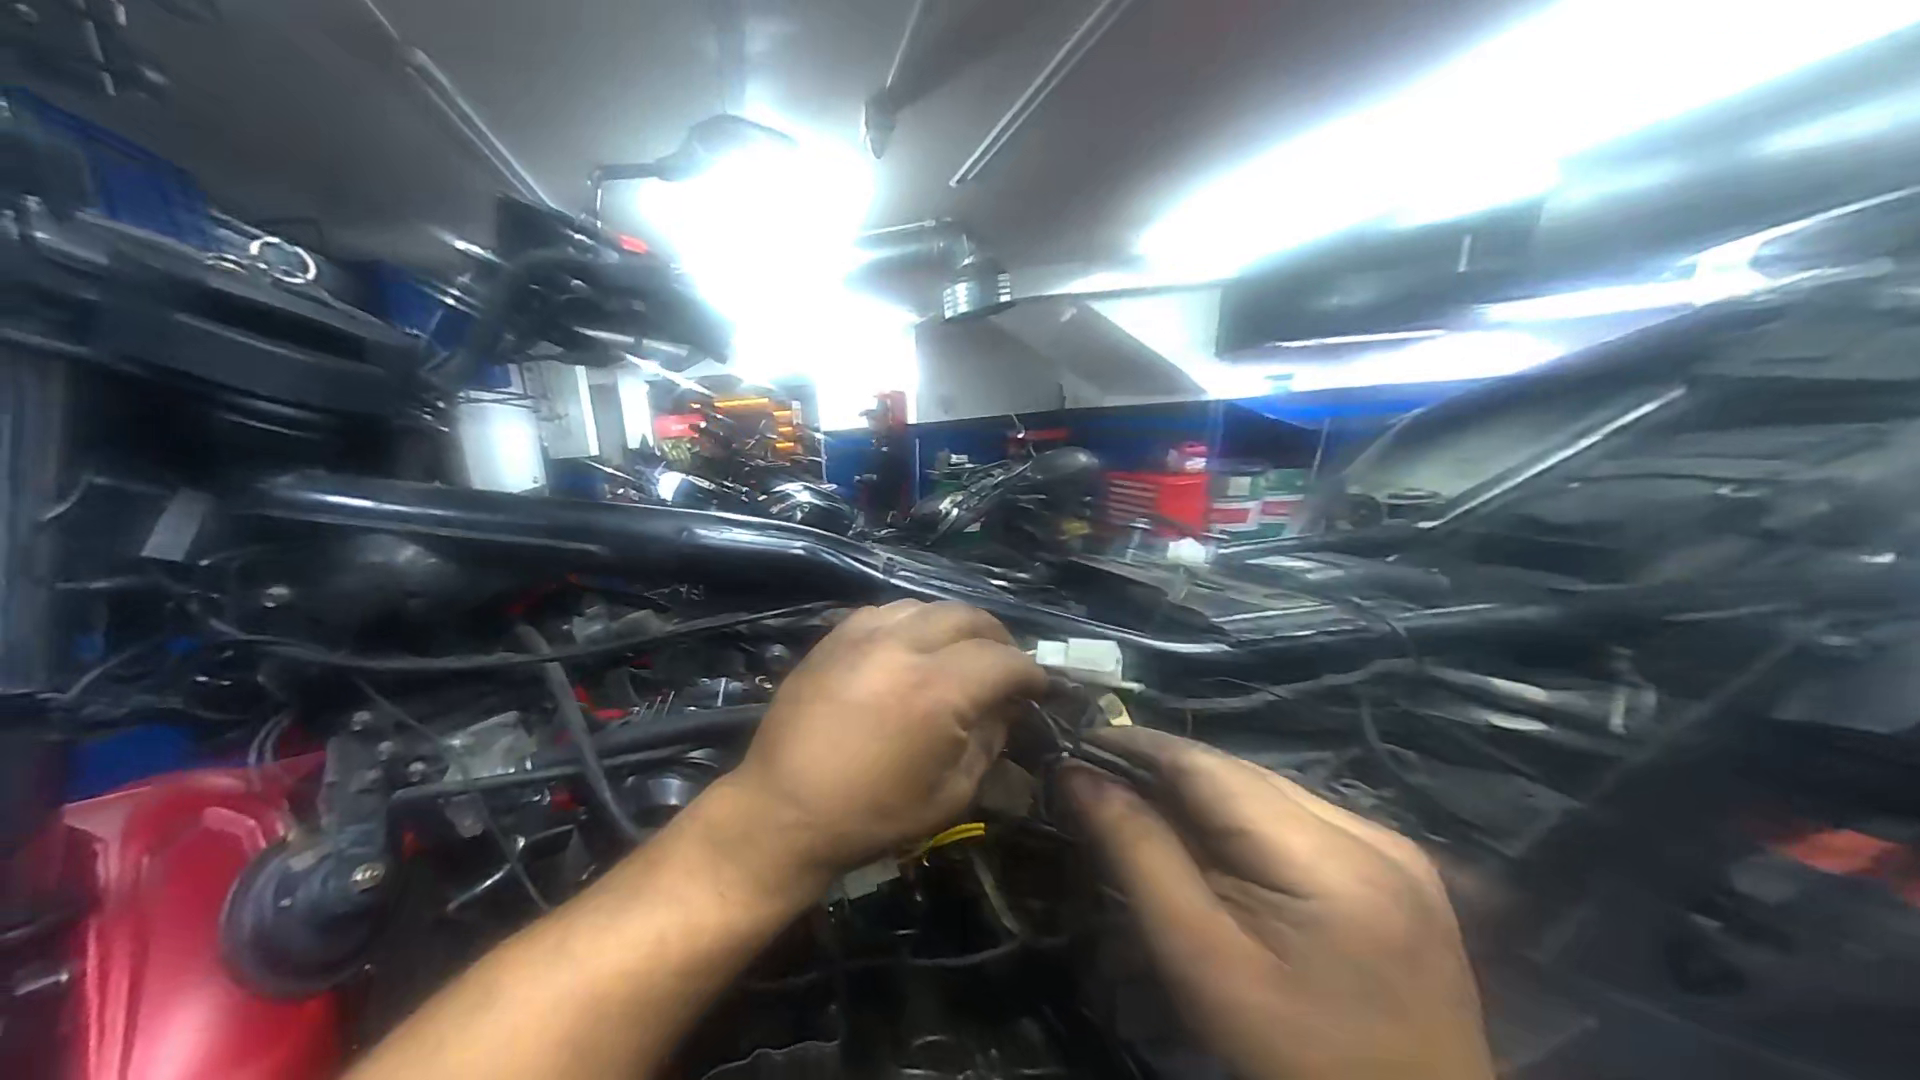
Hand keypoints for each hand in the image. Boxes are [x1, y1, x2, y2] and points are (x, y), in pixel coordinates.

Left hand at [726, 600, 1046, 876]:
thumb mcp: (952, 791)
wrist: (782, 811)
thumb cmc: (872, 814)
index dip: (1031, 672)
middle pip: (970, 617)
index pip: (1004, 660)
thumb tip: (1007, 706)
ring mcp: (864, 634)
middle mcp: (904, 645)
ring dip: (957, 627)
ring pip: (930, 606)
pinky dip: (915, 623)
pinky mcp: (835, 636)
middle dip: (999, 639)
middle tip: (1006, 667)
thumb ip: (989, 738)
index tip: (1040, 687)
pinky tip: (914, 647)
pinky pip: (889, 612)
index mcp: (938, 688)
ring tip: (962, 653)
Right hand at [1064, 728, 1493, 1079]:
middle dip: (1164, 770)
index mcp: (1328, 858)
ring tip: (1144, 807)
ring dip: (1200, 792)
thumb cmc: (1291, 1059)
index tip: (1079, 744)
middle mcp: (1370, 830)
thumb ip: (1138, 855)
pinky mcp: (1397, 864)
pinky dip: (1241, 818)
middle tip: (1100, 780)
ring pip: (1265, 788)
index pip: (1209, 766)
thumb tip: (1079, 777)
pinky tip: (1213, 844)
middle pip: (1239, 773)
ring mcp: (1391, 845)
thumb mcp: (1198, 961)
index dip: (1137, 745)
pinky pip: (1295, 816)